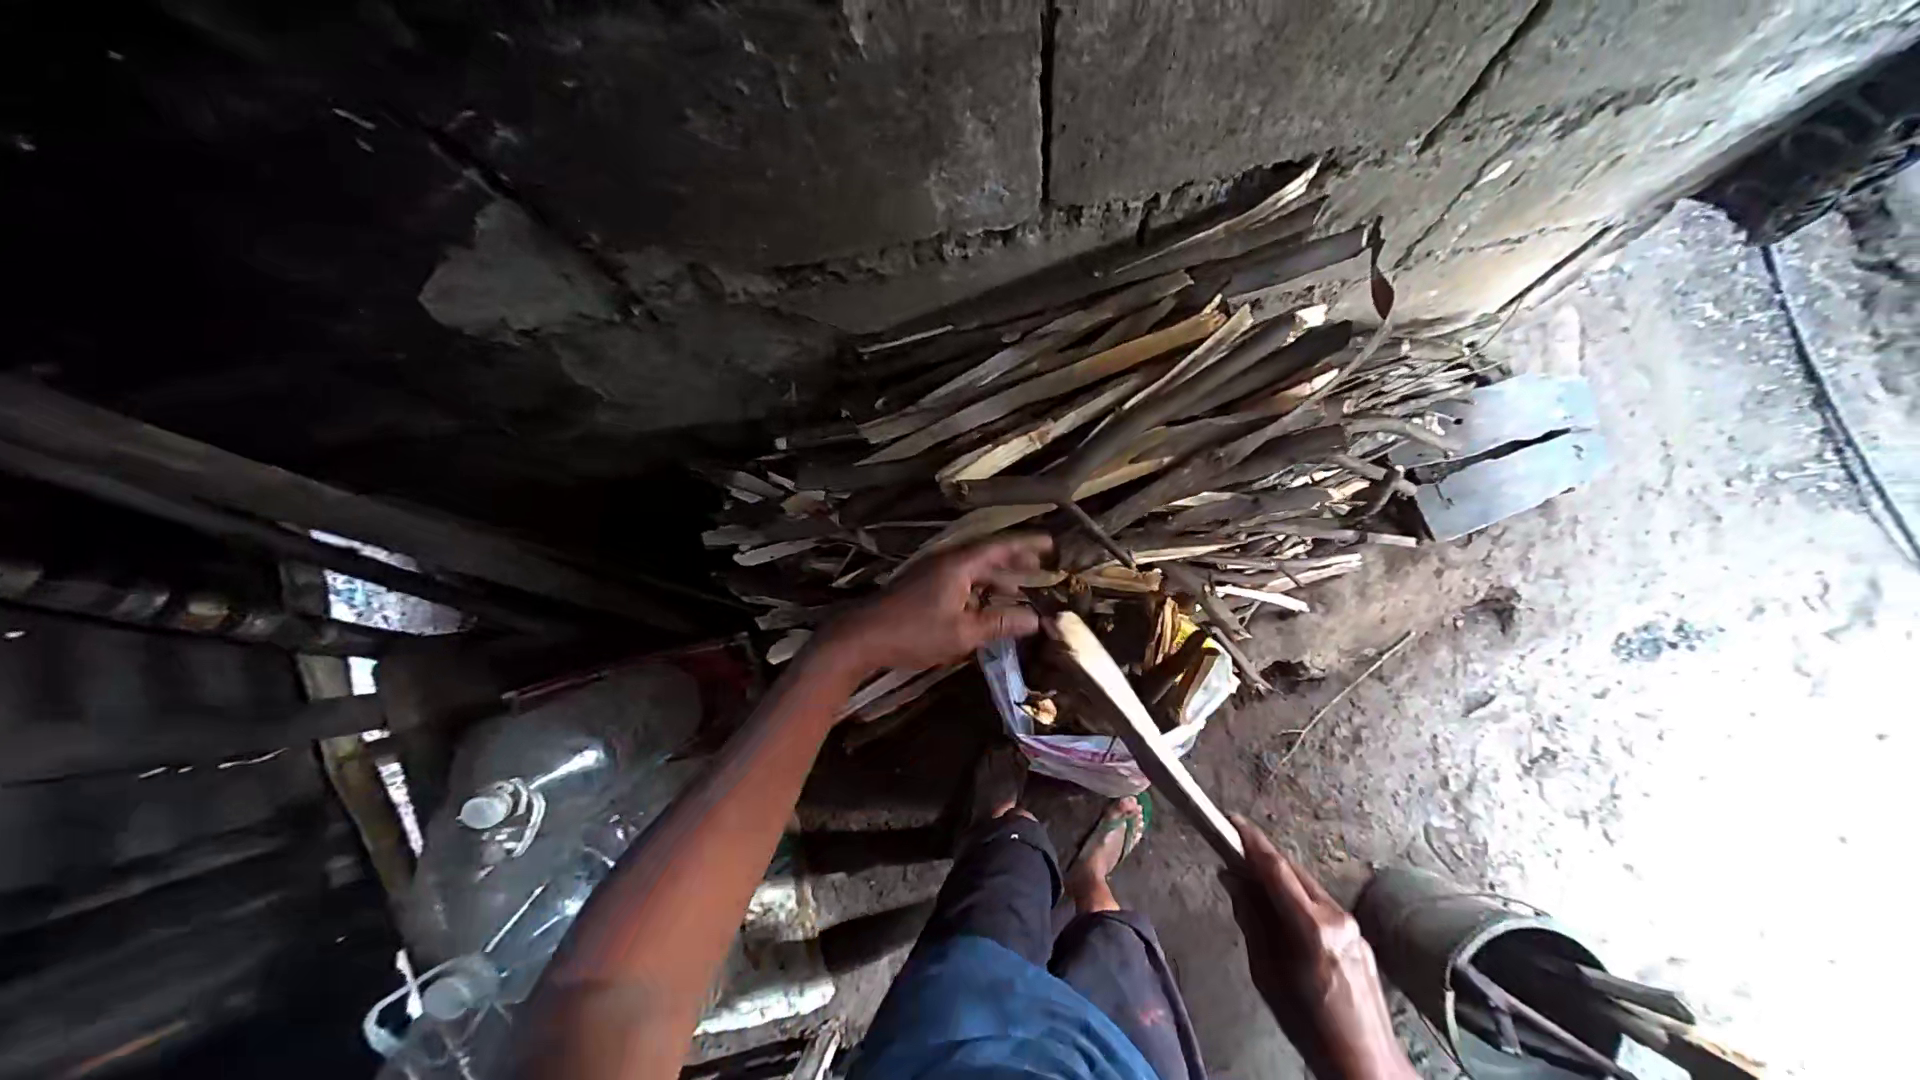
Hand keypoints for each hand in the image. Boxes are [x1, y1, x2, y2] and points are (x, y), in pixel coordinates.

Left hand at [814, 534, 1053, 676]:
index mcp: (959, 564)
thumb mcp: (964, 633)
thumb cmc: (914, 633)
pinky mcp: (922, 585)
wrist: (861, 637)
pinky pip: (960, 579)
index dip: (1028, 544)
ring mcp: (931, 572)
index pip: (1001, 547)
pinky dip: (979, 587)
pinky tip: (986, 604)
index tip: (1051, 543)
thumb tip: (1035, 620)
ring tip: (1020, 588)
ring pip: (973, 569)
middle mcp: (946, 561)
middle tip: (1042, 566)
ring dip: (997, 577)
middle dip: (1015, 561)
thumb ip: (1000, 623)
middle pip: (988, 555)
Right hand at [1224, 816, 1415, 1079]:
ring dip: (1279, 880)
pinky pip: (1321, 905)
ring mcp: (1353, 926)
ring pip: (1307, 886)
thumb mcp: (1266, 973)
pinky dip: (1297, 899)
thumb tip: (1233, 879)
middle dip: (1262, 859)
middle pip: (1292, 871)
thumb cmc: (1309, 1026)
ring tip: (1254, 890)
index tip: (1231, 821)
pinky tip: (1283, 916)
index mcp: (1311, 926)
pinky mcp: (1359, 937)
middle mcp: (1337, 917)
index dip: (1250, 840)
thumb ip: (1251, 919)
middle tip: (1234, 856)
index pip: (1275, 868)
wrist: (1366, 1065)